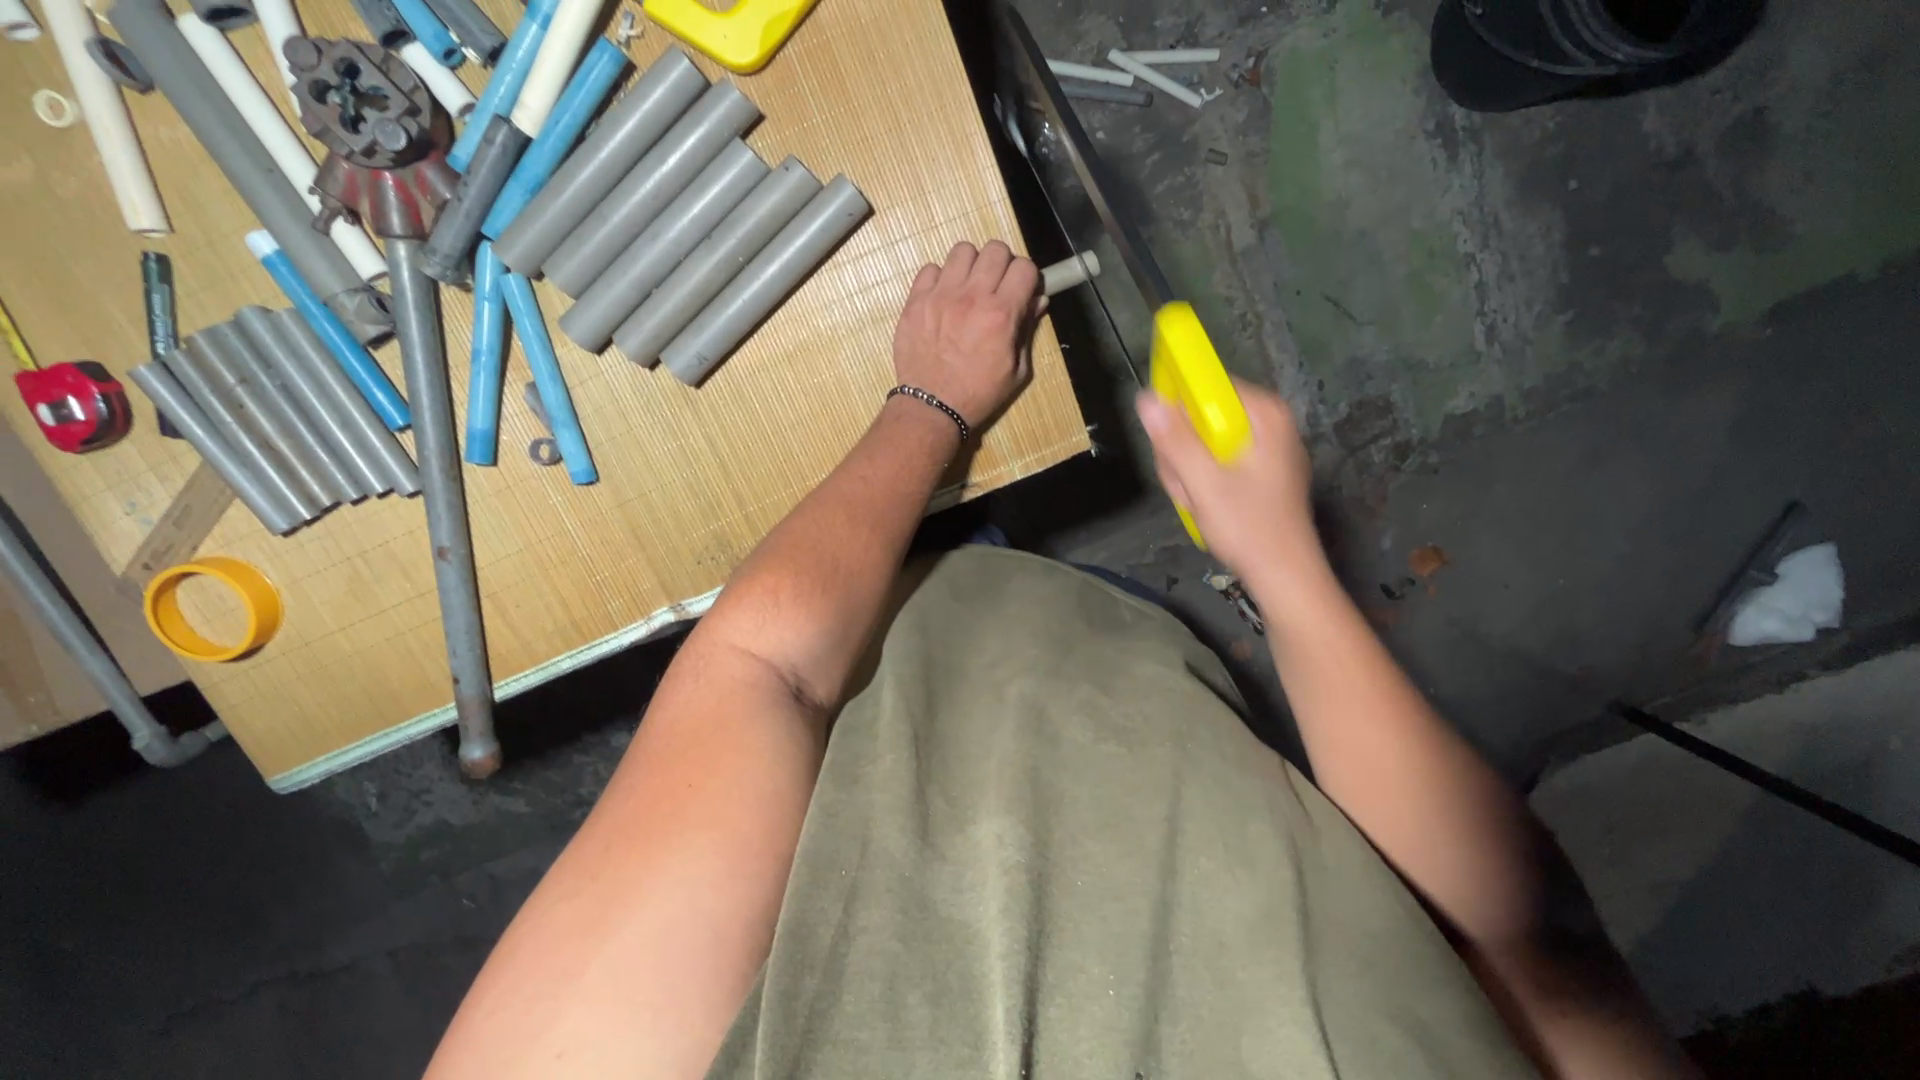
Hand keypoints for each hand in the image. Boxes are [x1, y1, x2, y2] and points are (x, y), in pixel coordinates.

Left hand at [891, 241, 1042, 429]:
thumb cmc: (979, 393)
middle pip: (995, 249)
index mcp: (1001, 314)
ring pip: (962, 250)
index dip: (1027, 277)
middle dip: (1002, 265)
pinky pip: (930, 268)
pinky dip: (940, 278)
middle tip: (996, 286)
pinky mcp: (916, 301)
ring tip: (968, 286)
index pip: (1025, 267)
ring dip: (971, 265)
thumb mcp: (1017, 370)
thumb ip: (1027, 330)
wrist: (932, 407)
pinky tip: (943, 297)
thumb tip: (1038, 301)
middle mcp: (972, 297)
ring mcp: (941, 296)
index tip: (1022, 290)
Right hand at [1136, 381, 1328, 594]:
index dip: (1181, 413)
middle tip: (1186, 487)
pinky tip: (1206, 507)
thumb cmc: (1248, 527)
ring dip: (1191, 473)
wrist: (1285, 576)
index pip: (1210, 388)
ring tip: (1196, 502)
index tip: (1170, 446)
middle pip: (1205, 418)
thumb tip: (1146, 399)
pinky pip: (1221, 462)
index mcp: (1266, 415)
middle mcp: (1272, 424)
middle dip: (1185, 453)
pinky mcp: (1266, 473)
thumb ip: (1175, 440)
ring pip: (1208, 443)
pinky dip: (1206, 482)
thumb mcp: (1204, 483)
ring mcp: (1270, 449)